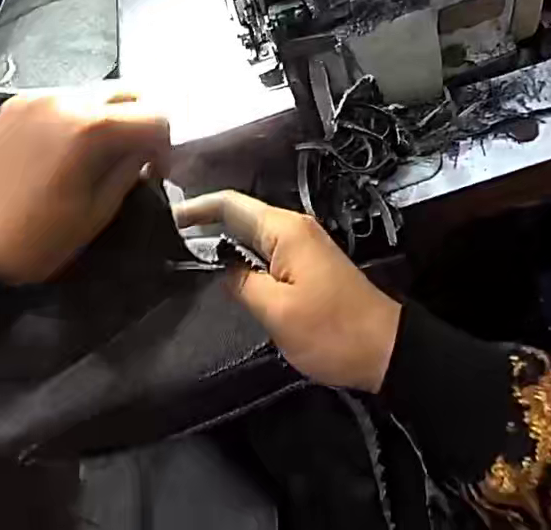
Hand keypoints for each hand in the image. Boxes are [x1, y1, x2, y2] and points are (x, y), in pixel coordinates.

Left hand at [0, 86, 169, 284]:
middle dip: (140, 122)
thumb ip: (131, 168)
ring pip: (96, 93)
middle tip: (136, 157)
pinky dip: (78, 116)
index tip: (157, 170)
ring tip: (100, 154)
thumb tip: (146, 151)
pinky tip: (68, 148)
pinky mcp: (16, 104)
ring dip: (110, 117)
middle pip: (128, 92)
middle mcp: (65, 99)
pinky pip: (64, 99)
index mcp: (90, 128)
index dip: (165, 144)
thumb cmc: (36, 241)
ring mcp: (37, 98)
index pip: (154, 116)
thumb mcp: (99, 210)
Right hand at [173, 190, 400, 392]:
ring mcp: (302, 242)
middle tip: (168, 235)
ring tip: (187, 248)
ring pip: (253, 230)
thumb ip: (241, 283)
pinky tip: (224, 265)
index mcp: (284, 229)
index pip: (232, 204)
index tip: (167, 217)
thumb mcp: (277, 311)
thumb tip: (221, 266)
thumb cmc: (330, 330)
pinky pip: (266, 246)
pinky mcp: (307, 260)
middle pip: (242, 212)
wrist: (384, 347)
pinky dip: (242, 250)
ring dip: (223, 236)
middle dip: (206, 220)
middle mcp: (293, 226)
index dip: (198, 207)